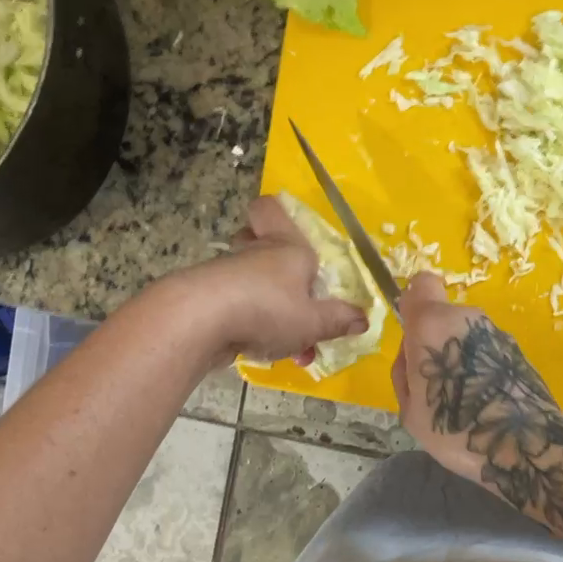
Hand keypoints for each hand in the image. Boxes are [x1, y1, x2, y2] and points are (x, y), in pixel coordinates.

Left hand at [152, 196, 367, 366]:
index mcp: (285, 246)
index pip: (271, 208)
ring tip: (293, 348)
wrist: (199, 323)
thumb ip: (339, 320)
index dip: (277, 212)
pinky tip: (266, 354)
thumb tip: (363, 318)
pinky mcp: (207, 303)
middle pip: (259, 244)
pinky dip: (254, 328)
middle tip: (296, 295)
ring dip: (273, 311)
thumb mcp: (315, 321)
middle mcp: (255, 254)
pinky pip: (237, 308)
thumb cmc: (268, 309)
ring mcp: (226, 277)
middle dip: (279, 270)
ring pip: (251, 284)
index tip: (290, 230)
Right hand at [390, 273, 562, 494]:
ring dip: (459, 360)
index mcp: (433, 325)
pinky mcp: (519, 353)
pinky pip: (487, 354)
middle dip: (434, 344)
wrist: (526, 447)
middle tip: (433, 386)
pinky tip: (485, 404)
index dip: (413, 306)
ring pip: (467, 337)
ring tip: (462, 402)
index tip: (412, 338)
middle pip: (443, 318)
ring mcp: (498, 334)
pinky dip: (481, 370)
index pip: (421, 285)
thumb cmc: (457, 430)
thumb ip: (406, 374)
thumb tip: (414, 358)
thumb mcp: (410, 412)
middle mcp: (468, 319)